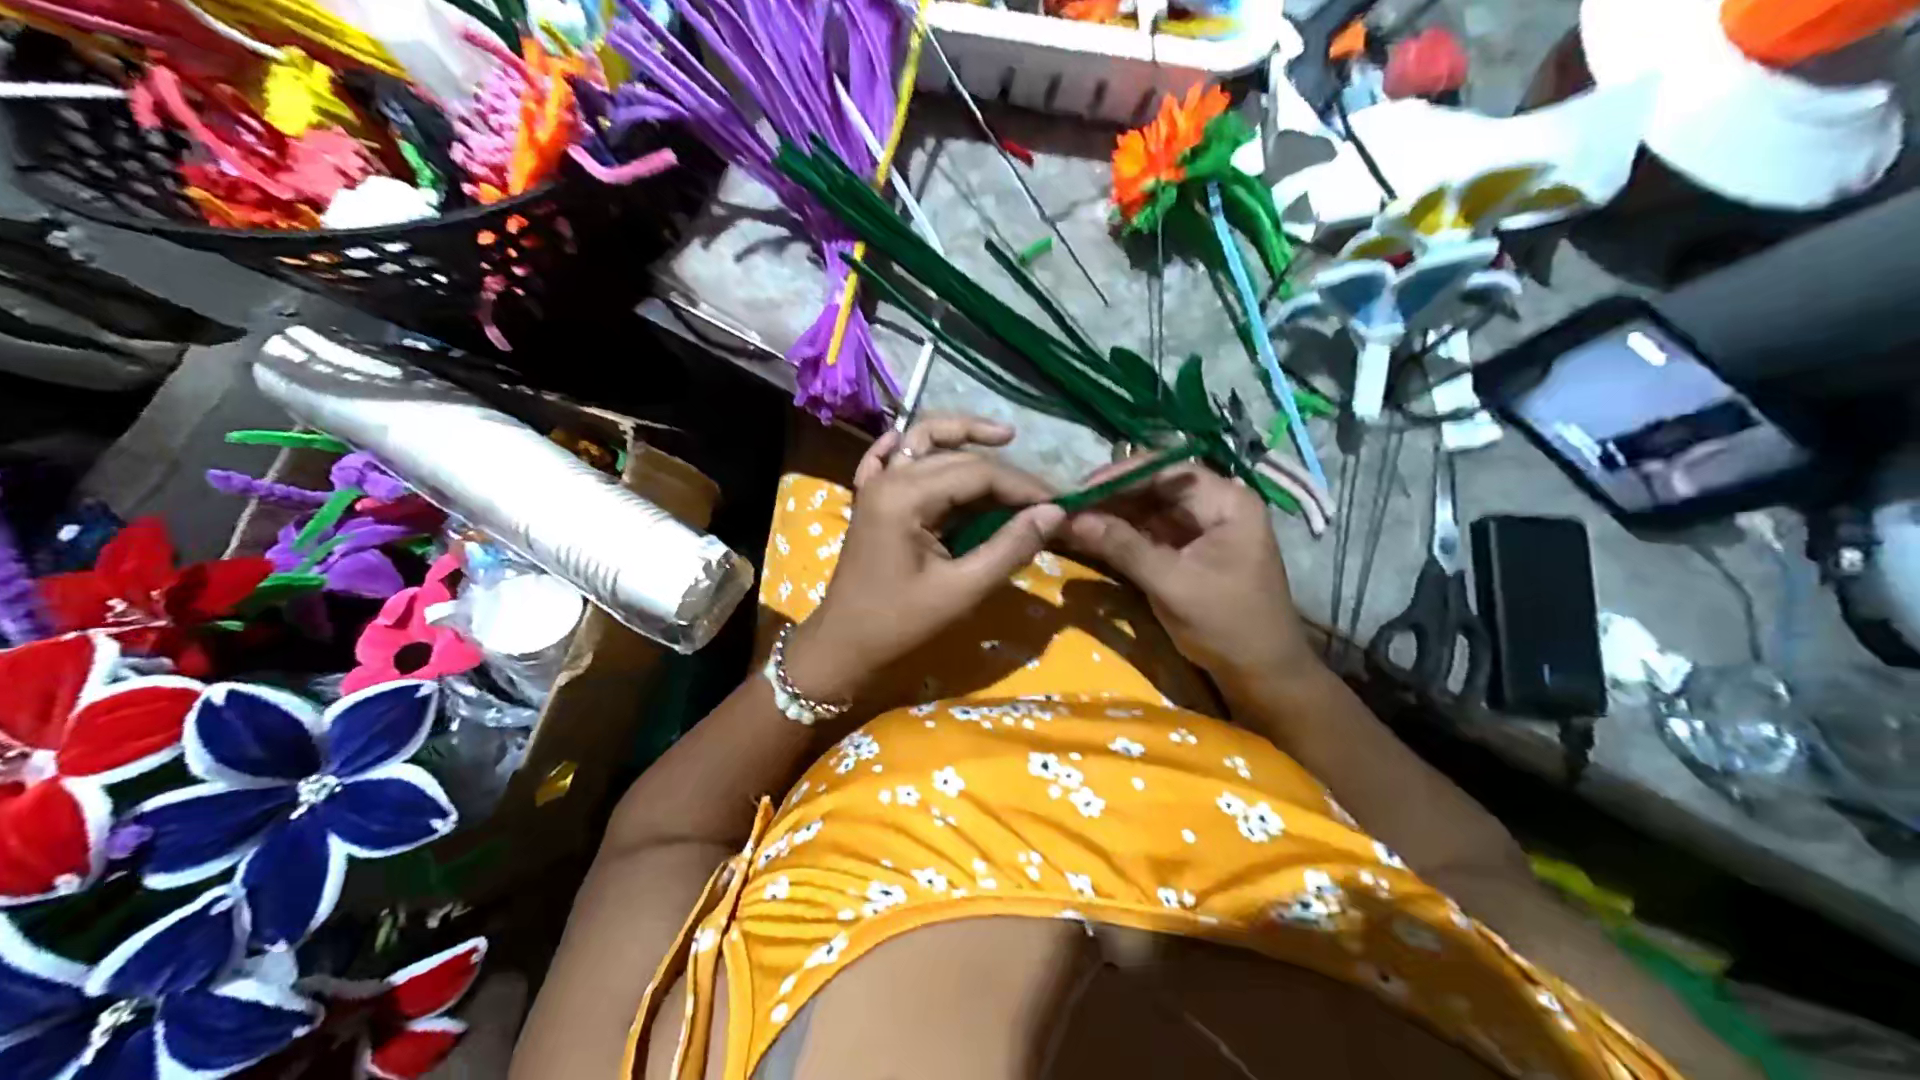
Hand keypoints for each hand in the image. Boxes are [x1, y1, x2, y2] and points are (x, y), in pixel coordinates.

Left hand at [785, 417, 1063, 702]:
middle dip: (1004, 472)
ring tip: (1005, 436)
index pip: (978, 472)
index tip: (1059, 503)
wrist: (844, 645)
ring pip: (924, 443)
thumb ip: (1009, 547)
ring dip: (962, 436)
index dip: (1023, 486)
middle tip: (1043, 495)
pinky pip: (890, 456)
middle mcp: (888, 478)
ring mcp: (874, 485)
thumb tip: (1054, 513)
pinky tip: (932, 443)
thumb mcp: (961, 590)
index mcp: (905, 496)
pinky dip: (914, 446)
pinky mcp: (869, 498)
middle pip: (957, 456)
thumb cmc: (900, 623)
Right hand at [1061, 461, 1319, 690]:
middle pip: (1155, 487)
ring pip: (1149, 510)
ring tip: (1072, 521)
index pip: (1166, 471)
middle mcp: (1216, 505)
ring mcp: (1202, 529)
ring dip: (1112, 516)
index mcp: (1226, 502)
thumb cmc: (1227, 625)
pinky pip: (1150, 533)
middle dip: (1111, 497)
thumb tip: (1072, 520)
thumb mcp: (1172, 584)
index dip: (1120, 476)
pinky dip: (1122, 536)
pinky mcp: (1189, 551)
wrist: (1261, 674)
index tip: (1079, 491)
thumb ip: (1123, 547)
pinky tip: (1092, 537)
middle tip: (1067, 508)